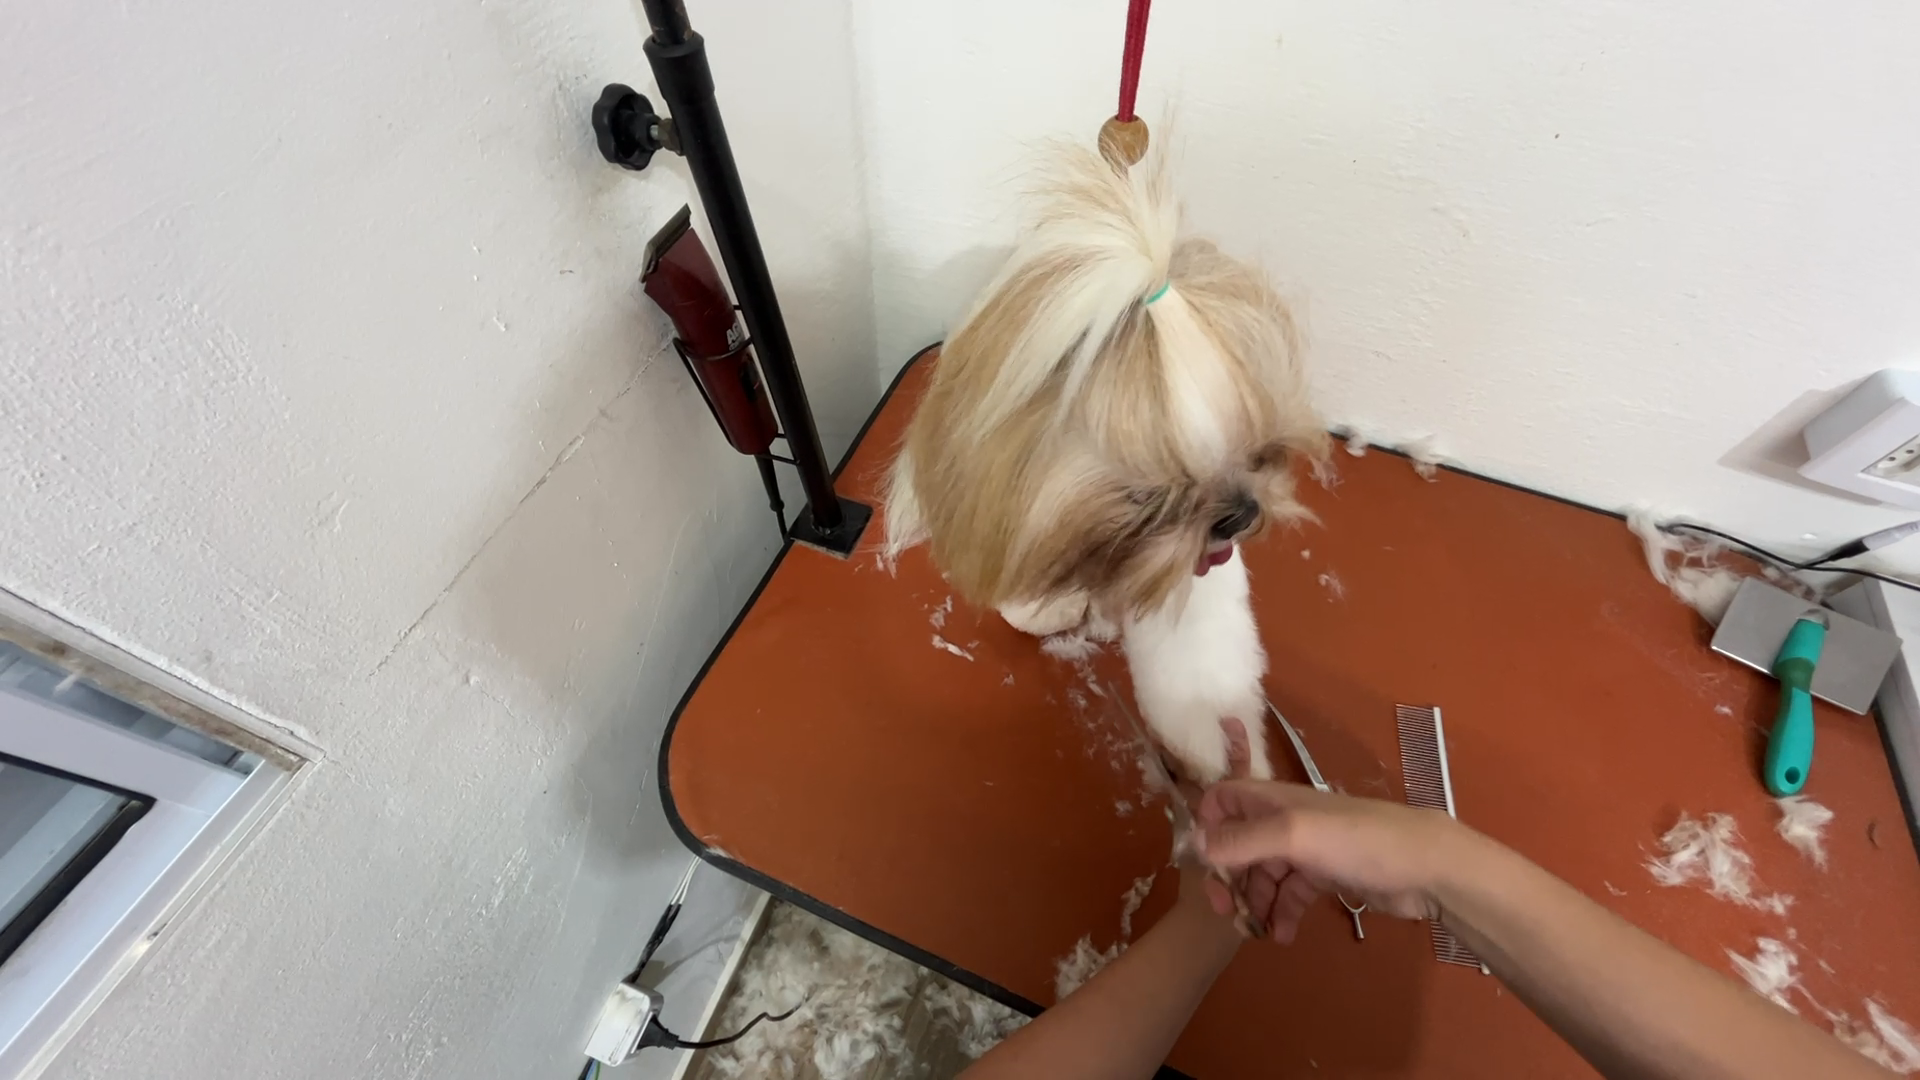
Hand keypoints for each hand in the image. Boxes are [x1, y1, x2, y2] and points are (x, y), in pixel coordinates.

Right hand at [1196, 781, 1460, 938]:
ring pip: (1263, 872)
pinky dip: (1282, 913)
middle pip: (1237, 842)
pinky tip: (1282, 936)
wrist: (1426, 866)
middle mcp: (1281, 820)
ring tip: (1254, 931)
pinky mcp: (1326, 875)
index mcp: (1270, 800)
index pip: (1222, 799)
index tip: (1202, 860)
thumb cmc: (1353, 839)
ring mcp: (1305, 849)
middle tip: (1225, 910)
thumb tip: (1193, 844)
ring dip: (1254, 900)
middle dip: (1227, 875)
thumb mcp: (1290, 835)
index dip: (1206, 824)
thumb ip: (1240, 840)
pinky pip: (1291, 893)